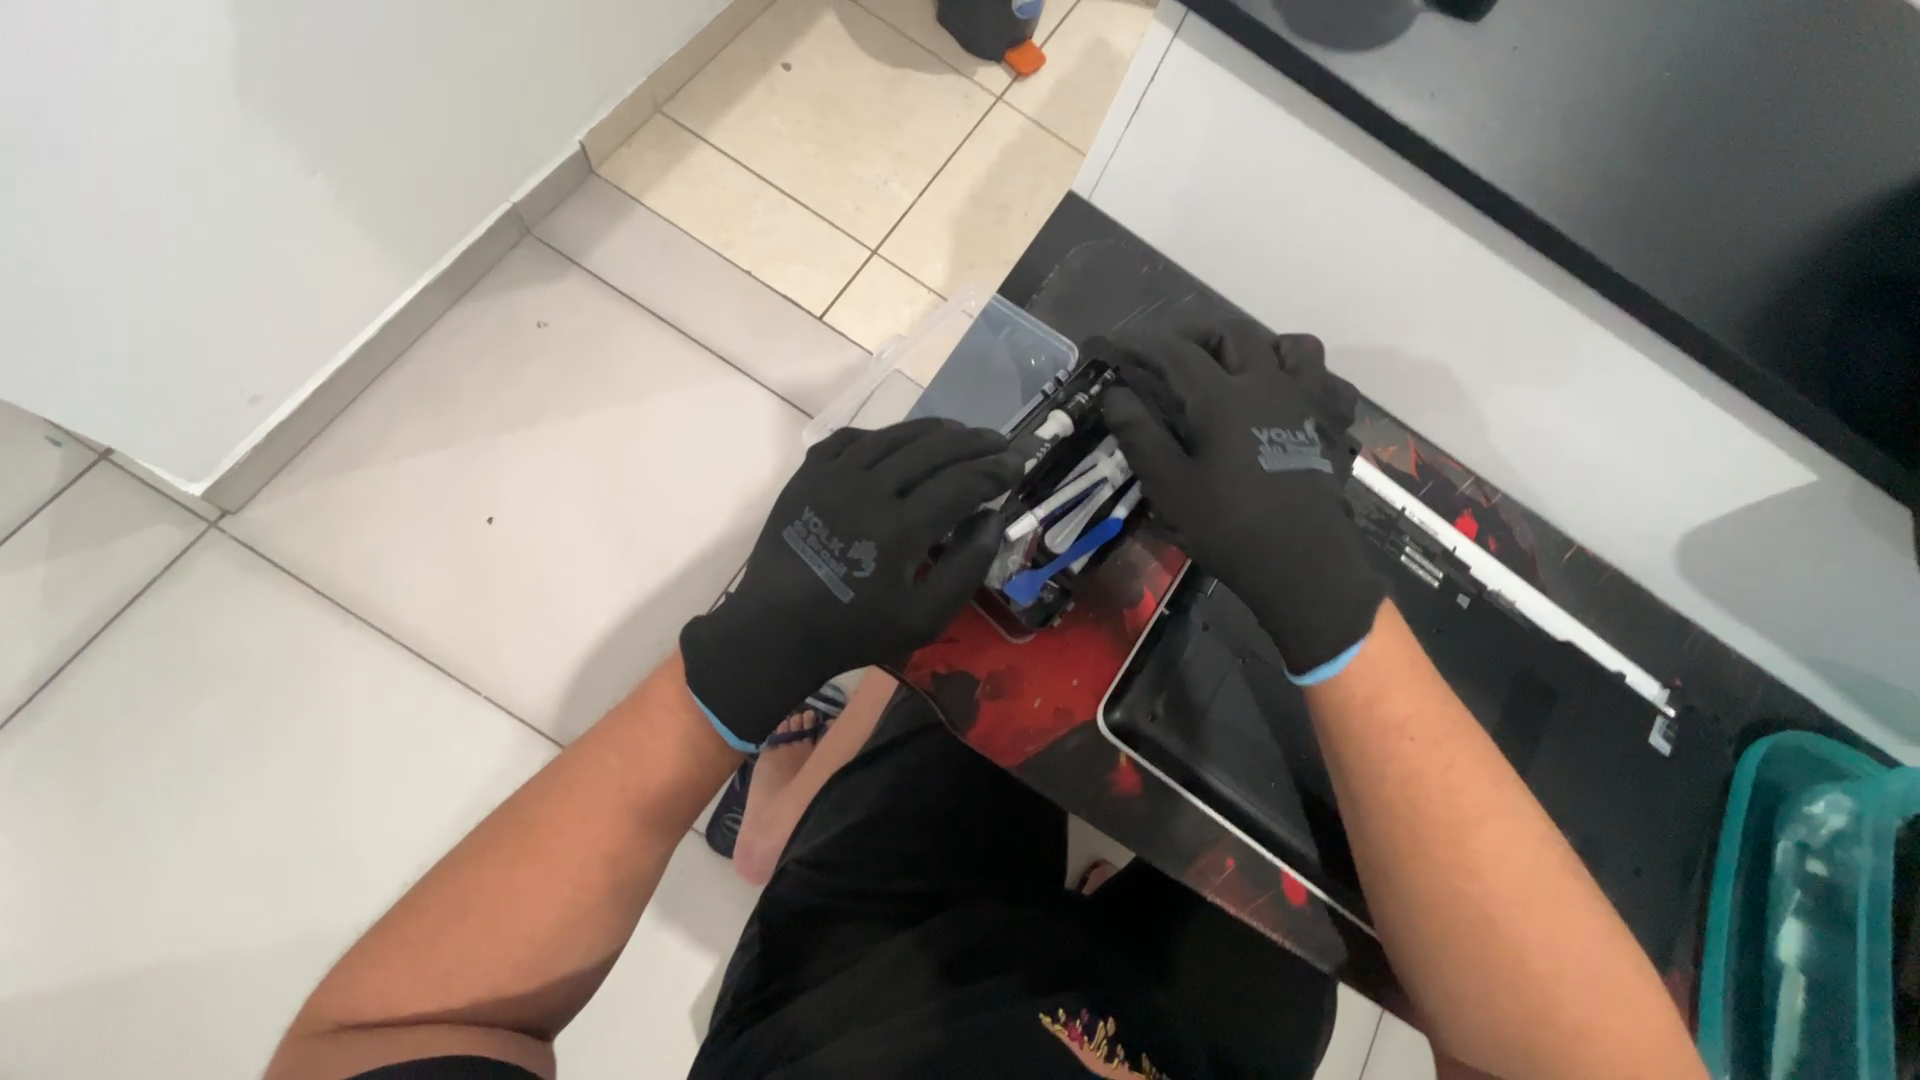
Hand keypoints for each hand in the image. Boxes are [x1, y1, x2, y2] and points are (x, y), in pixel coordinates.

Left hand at [681, 418, 1019, 749]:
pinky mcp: (807, 476)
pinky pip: (849, 440)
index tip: (1019, 465)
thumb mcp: (924, 618)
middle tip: (1001, 443)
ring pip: (893, 437)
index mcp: (901, 528)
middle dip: (974, 443)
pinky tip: (896, 441)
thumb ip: (965, 568)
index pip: (962, 483)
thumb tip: (992, 519)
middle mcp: (869, 490)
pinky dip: (881, 435)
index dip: (996, 470)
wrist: (776, 630)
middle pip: (932, 450)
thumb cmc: (855, 630)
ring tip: (960, 432)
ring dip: (933, 431)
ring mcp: (833, 477)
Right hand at [1096, 321, 1385, 682]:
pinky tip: (1287, 397)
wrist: (1302, 562)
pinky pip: (1327, 381)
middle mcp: (1269, 385)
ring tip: (1235, 367)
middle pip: (1235, 334)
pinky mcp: (1331, 426)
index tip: (1120, 347)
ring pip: (1293, 346)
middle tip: (1171, 355)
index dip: (1144, 344)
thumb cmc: (1227, 527)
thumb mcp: (1170, 487)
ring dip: (1259, 346)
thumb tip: (1115, 394)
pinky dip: (1305, 377)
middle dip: (1197, 335)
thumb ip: (1140, 435)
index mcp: (1223, 399)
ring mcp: (1308, 402)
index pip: (1177, 353)